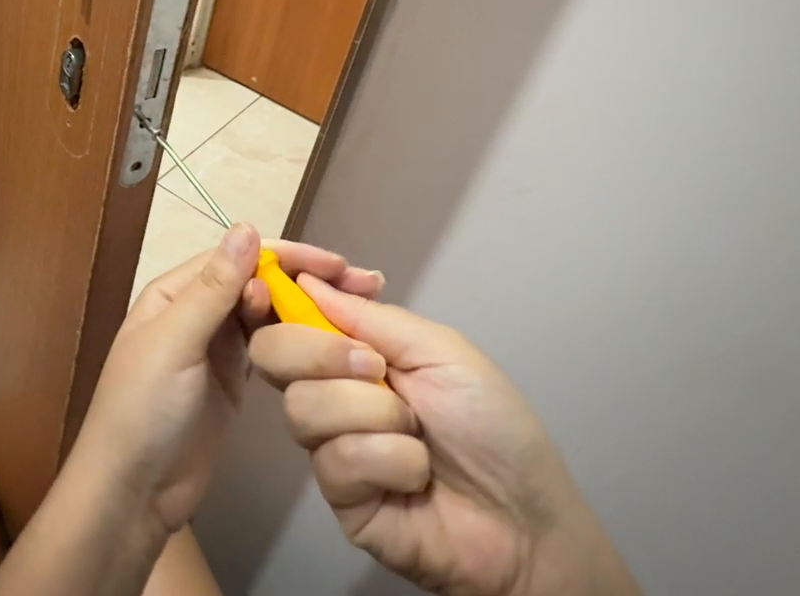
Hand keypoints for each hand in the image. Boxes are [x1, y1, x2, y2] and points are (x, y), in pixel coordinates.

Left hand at [67, 224, 384, 533]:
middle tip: (364, 284)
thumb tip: (246, 226)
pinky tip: (329, 337)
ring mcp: (216, 344)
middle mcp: (198, 309)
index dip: (289, 256)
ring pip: (268, 311)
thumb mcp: (175, 342)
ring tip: (358, 307)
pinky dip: (297, 337)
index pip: (239, 258)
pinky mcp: (233, 377)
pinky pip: (270, 345)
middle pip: (258, 281)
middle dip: (307, 278)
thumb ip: (213, 288)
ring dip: (308, 305)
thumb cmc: (143, 409)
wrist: (133, 492)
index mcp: (176, 291)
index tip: (338, 265)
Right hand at [248, 275, 640, 595]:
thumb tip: (305, 281)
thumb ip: (369, 316)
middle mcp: (329, 389)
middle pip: (272, 352)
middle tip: (376, 368)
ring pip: (303, 406)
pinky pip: (335, 459)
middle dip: (321, 352)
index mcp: (349, 349)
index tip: (292, 280)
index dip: (278, 293)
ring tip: (415, 433)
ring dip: (372, 413)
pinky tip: (416, 475)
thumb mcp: (439, 350)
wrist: (527, 518)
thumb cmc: (491, 422)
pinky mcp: (337, 494)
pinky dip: (388, 459)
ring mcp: (329, 442)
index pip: (287, 313)